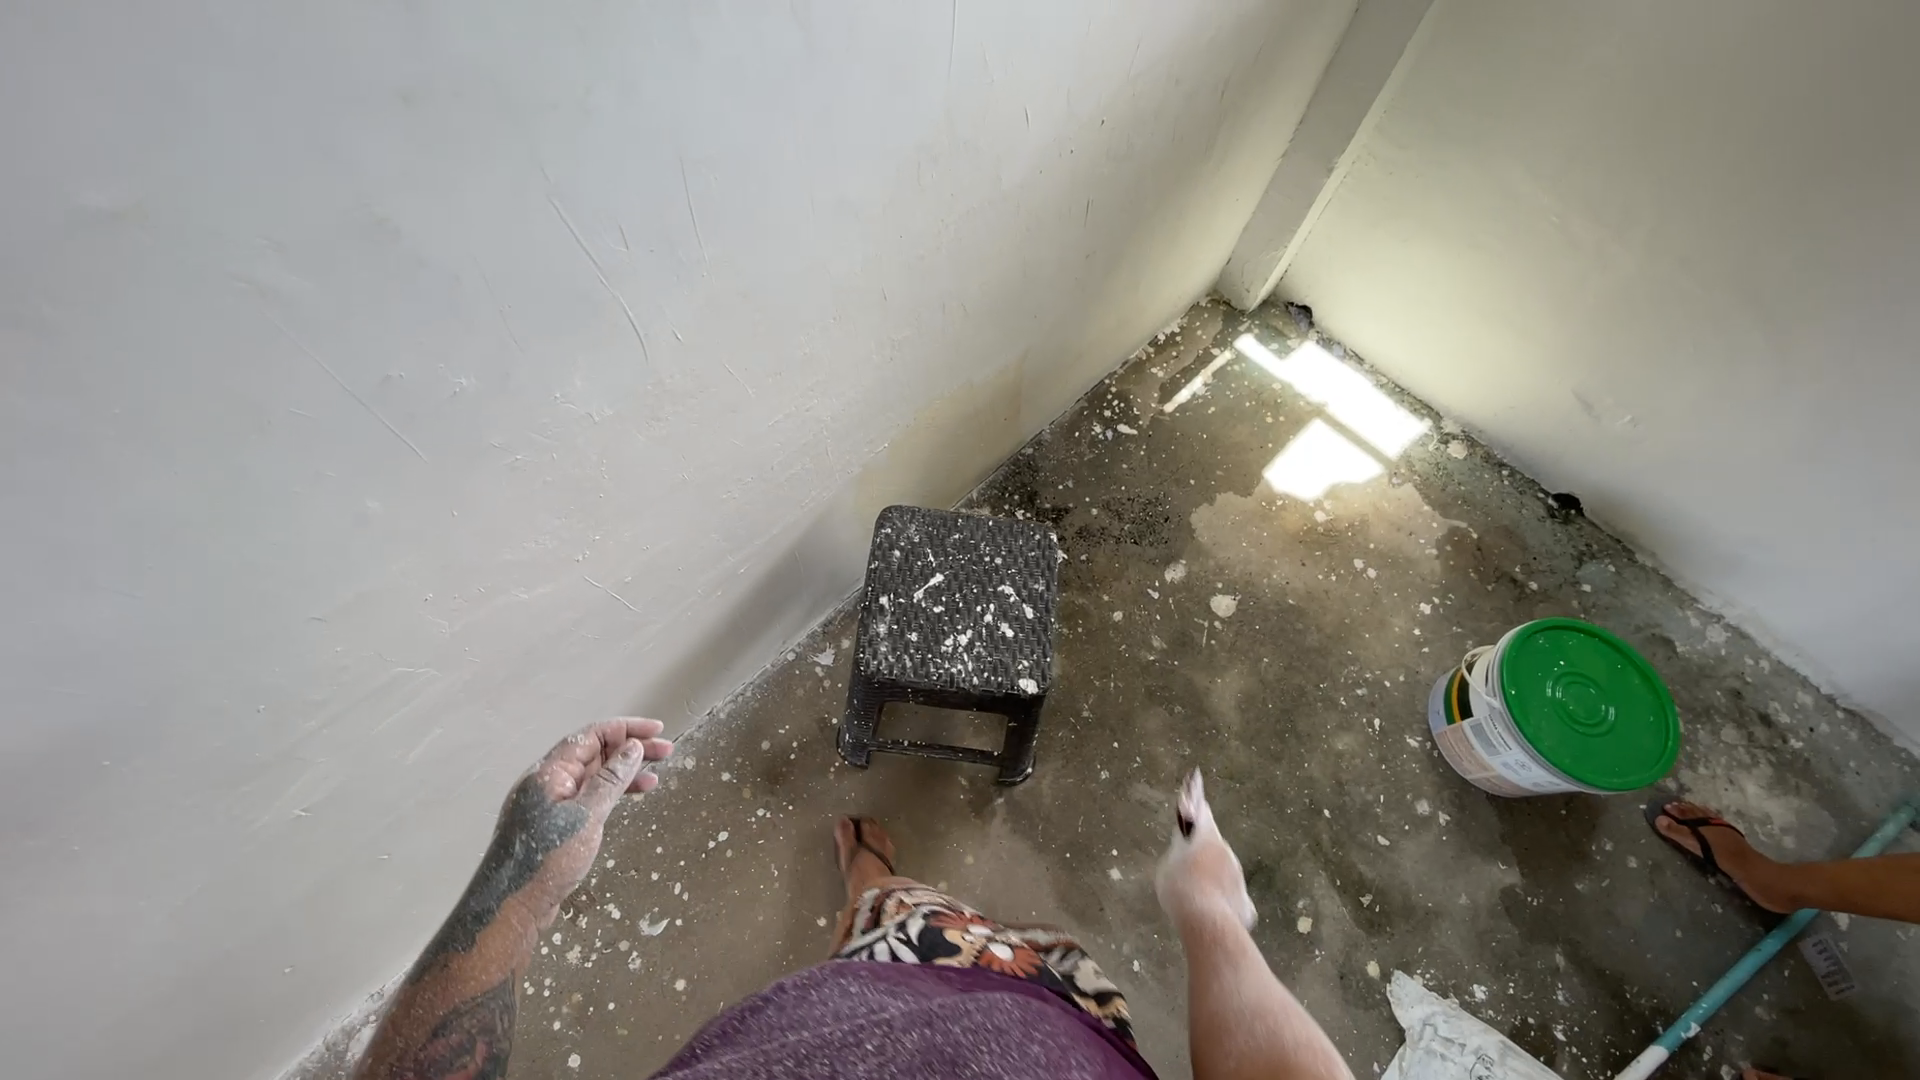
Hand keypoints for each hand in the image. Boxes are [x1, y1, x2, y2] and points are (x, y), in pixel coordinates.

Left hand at [478, 719, 673, 934]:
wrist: (511, 910)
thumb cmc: (546, 860)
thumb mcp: (586, 816)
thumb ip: (611, 779)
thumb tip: (632, 748)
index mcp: (550, 772)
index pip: (592, 736)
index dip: (626, 729)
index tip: (656, 730)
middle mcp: (550, 782)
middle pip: (596, 753)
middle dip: (631, 749)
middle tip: (665, 751)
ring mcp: (552, 803)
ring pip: (596, 775)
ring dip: (626, 771)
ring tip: (656, 775)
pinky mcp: (557, 823)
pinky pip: (591, 795)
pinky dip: (614, 792)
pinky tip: (633, 796)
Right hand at [1156, 769, 1256, 931]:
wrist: (1204, 921)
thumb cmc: (1179, 885)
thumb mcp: (1168, 863)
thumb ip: (1179, 854)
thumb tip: (1187, 860)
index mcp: (1205, 834)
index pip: (1200, 808)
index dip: (1195, 794)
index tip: (1196, 777)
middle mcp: (1226, 851)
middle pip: (1212, 846)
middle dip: (1201, 852)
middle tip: (1185, 864)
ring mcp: (1238, 877)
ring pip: (1222, 874)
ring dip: (1210, 880)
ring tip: (1192, 897)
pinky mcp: (1245, 904)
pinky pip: (1229, 901)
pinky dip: (1220, 905)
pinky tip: (1209, 916)